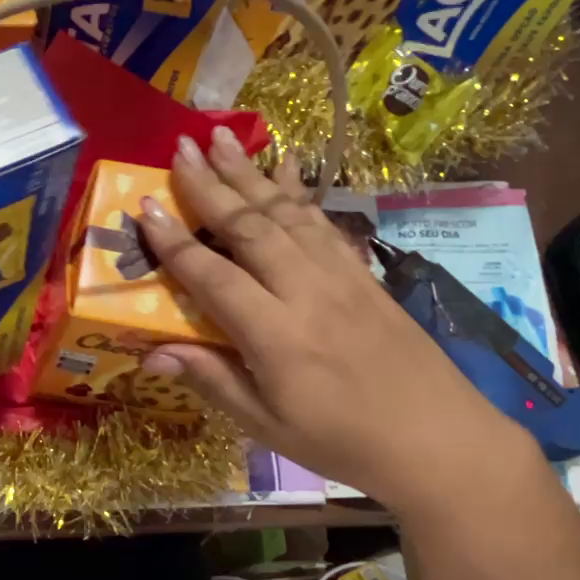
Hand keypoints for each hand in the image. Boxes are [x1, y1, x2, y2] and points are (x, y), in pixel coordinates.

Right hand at [135, 128, 537, 515]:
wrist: (434, 438)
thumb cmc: (337, 440)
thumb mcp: (263, 423)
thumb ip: (211, 380)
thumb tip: (151, 354)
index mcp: (275, 335)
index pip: (214, 276)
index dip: (176, 241)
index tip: (145, 206)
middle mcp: (307, 292)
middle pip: (251, 227)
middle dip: (212, 184)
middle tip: (180, 146)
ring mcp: (341, 278)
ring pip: (288, 214)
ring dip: (252, 173)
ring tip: (222, 139)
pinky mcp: (364, 275)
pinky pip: (324, 223)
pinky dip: (300, 191)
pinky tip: (288, 166)